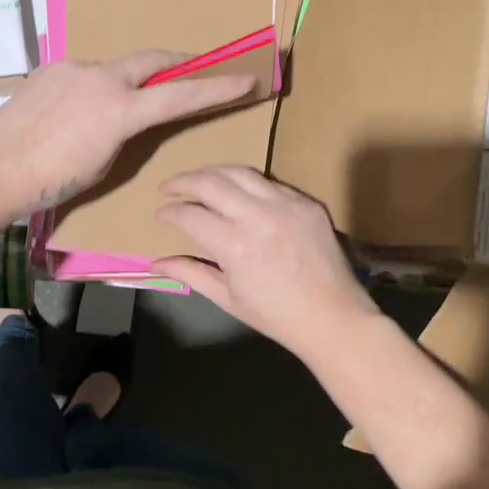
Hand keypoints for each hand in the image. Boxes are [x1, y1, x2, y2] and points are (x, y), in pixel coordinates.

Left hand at [0, 52, 255, 217]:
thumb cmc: (51, 183)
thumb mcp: (103, 167)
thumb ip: (123, 135)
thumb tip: (122, 119)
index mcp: (120, 110)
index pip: (181, 95)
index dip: (217, 88)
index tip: (247, 79)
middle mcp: (100, 78)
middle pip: (153, 60)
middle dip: (178, 64)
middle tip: (195, 69)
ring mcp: (71, 69)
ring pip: (112, 69)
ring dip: (125, 81)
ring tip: (116, 107)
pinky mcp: (47, 71)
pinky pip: (81, 75)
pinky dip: (90, 89)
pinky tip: (75, 113)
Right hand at [152, 166, 379, 352]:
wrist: (332, 316)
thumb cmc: (274, 315)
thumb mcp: (226, 298)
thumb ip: (189, 272)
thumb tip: (155, 263)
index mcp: (235, 246)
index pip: (190, 214)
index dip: (169, 212)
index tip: (160, 214)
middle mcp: (259, 216)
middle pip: (211, 182)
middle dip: (183, 181)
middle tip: (168, 186)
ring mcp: (287, 204)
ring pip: (241, 172)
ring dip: (212, 172)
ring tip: (197, 180)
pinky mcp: (307, 202)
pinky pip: (269, 182)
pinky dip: (246, 183)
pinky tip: (237, 192)